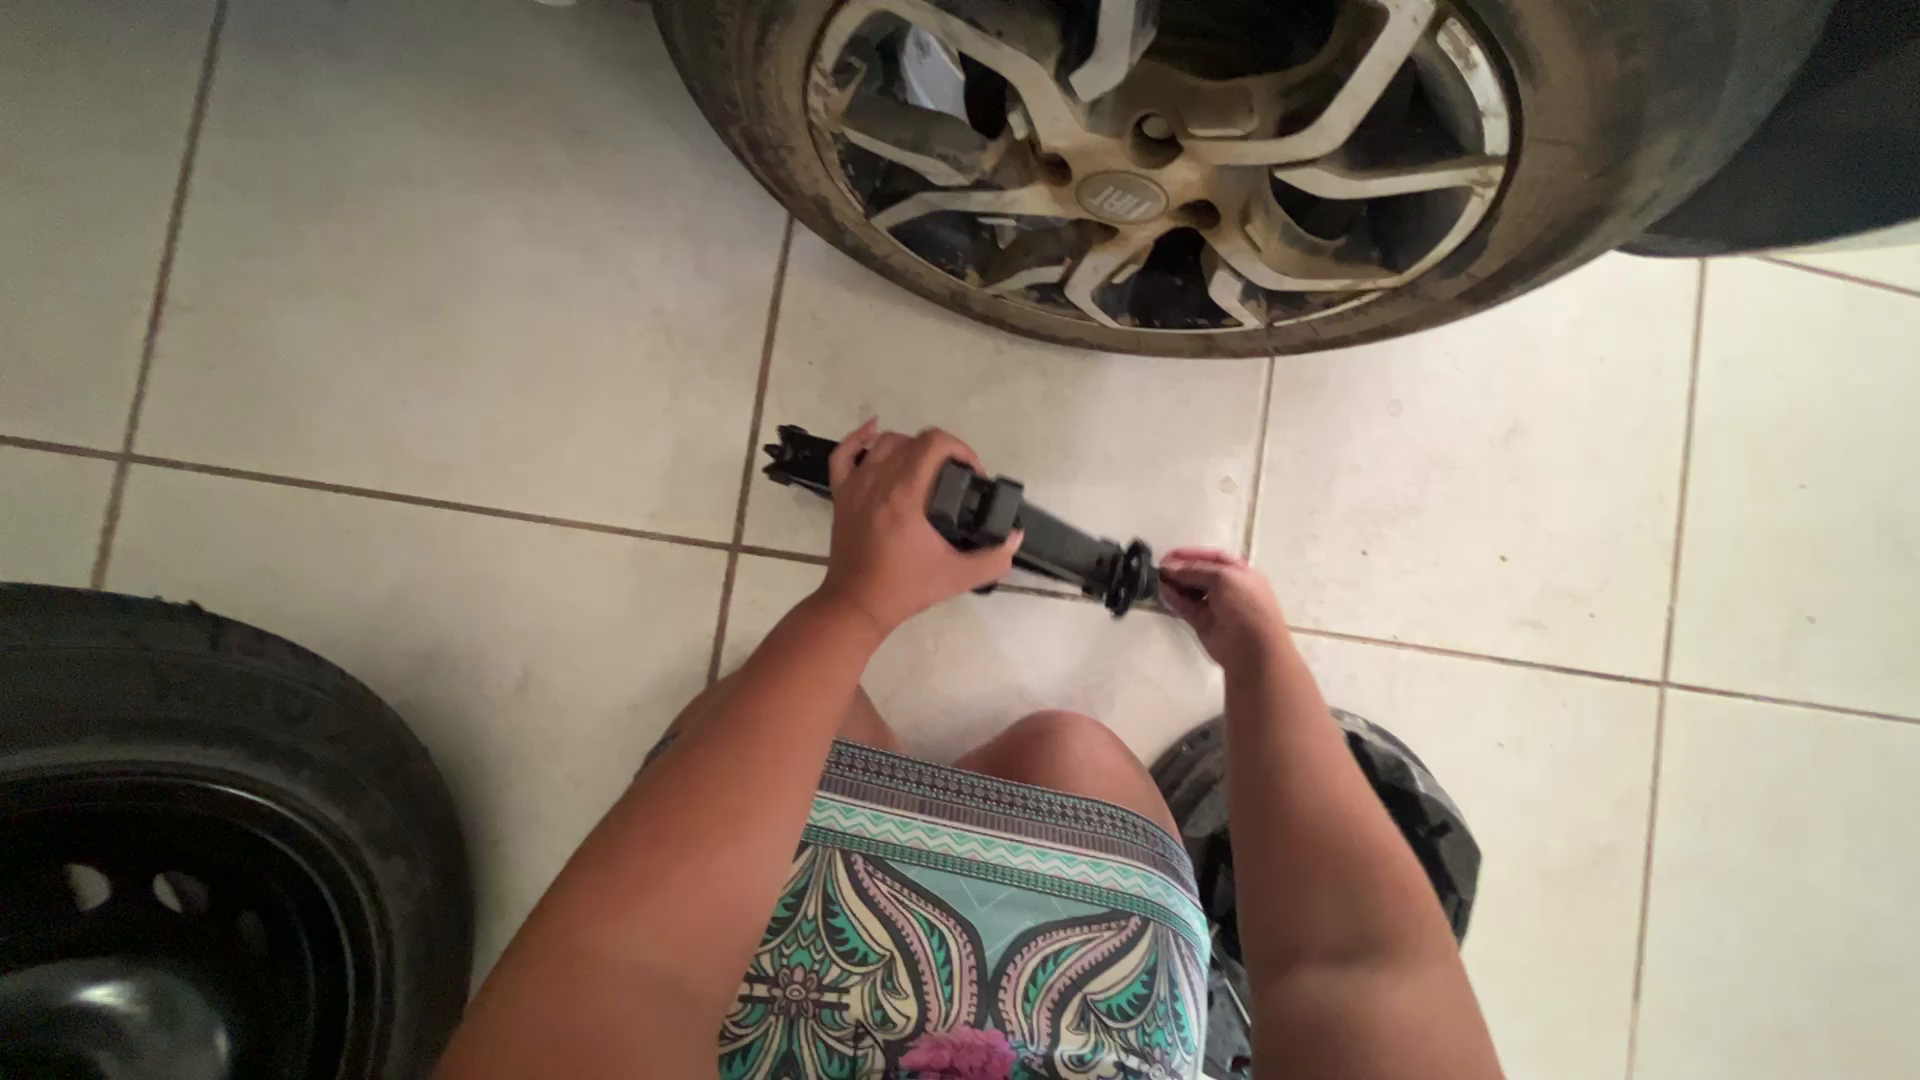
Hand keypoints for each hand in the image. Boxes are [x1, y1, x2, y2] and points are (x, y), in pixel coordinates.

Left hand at [817, 419, 1022, 634]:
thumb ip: (993, 558)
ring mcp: (855, 485)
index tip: (972, 474)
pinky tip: (875, 431)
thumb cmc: (906, 589)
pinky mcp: (841, 494)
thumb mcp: (957, 577)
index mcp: (905, 495)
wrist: (857, 605)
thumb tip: (1015, 537)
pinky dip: (860, 437)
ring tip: (927, 468)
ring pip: (885, 443)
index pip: (935, 444)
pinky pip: (844, 453)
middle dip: (942, 451)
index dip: (961, 449)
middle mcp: (878, 481)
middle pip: (914, 441)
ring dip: (911, 446)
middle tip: (956, 479)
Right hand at [1158, 548, 1290, 671]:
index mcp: (1240, 573)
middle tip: (1161, 567)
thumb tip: (1171, 568)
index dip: (1193, 554)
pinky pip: (1186, 607)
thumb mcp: (1223, 578)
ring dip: (1175, 583)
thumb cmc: (1245, 605)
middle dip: (1181, 569)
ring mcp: (1215, 606)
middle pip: (1200, 574)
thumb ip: (1195, 570)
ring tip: (1158, 577)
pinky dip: (1174, 598)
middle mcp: (1228, 588)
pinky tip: (1161, 591)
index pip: (1214, 557)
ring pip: (1191, 590)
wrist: (1253, 647)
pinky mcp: (1203, 622)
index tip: (1171, 554)